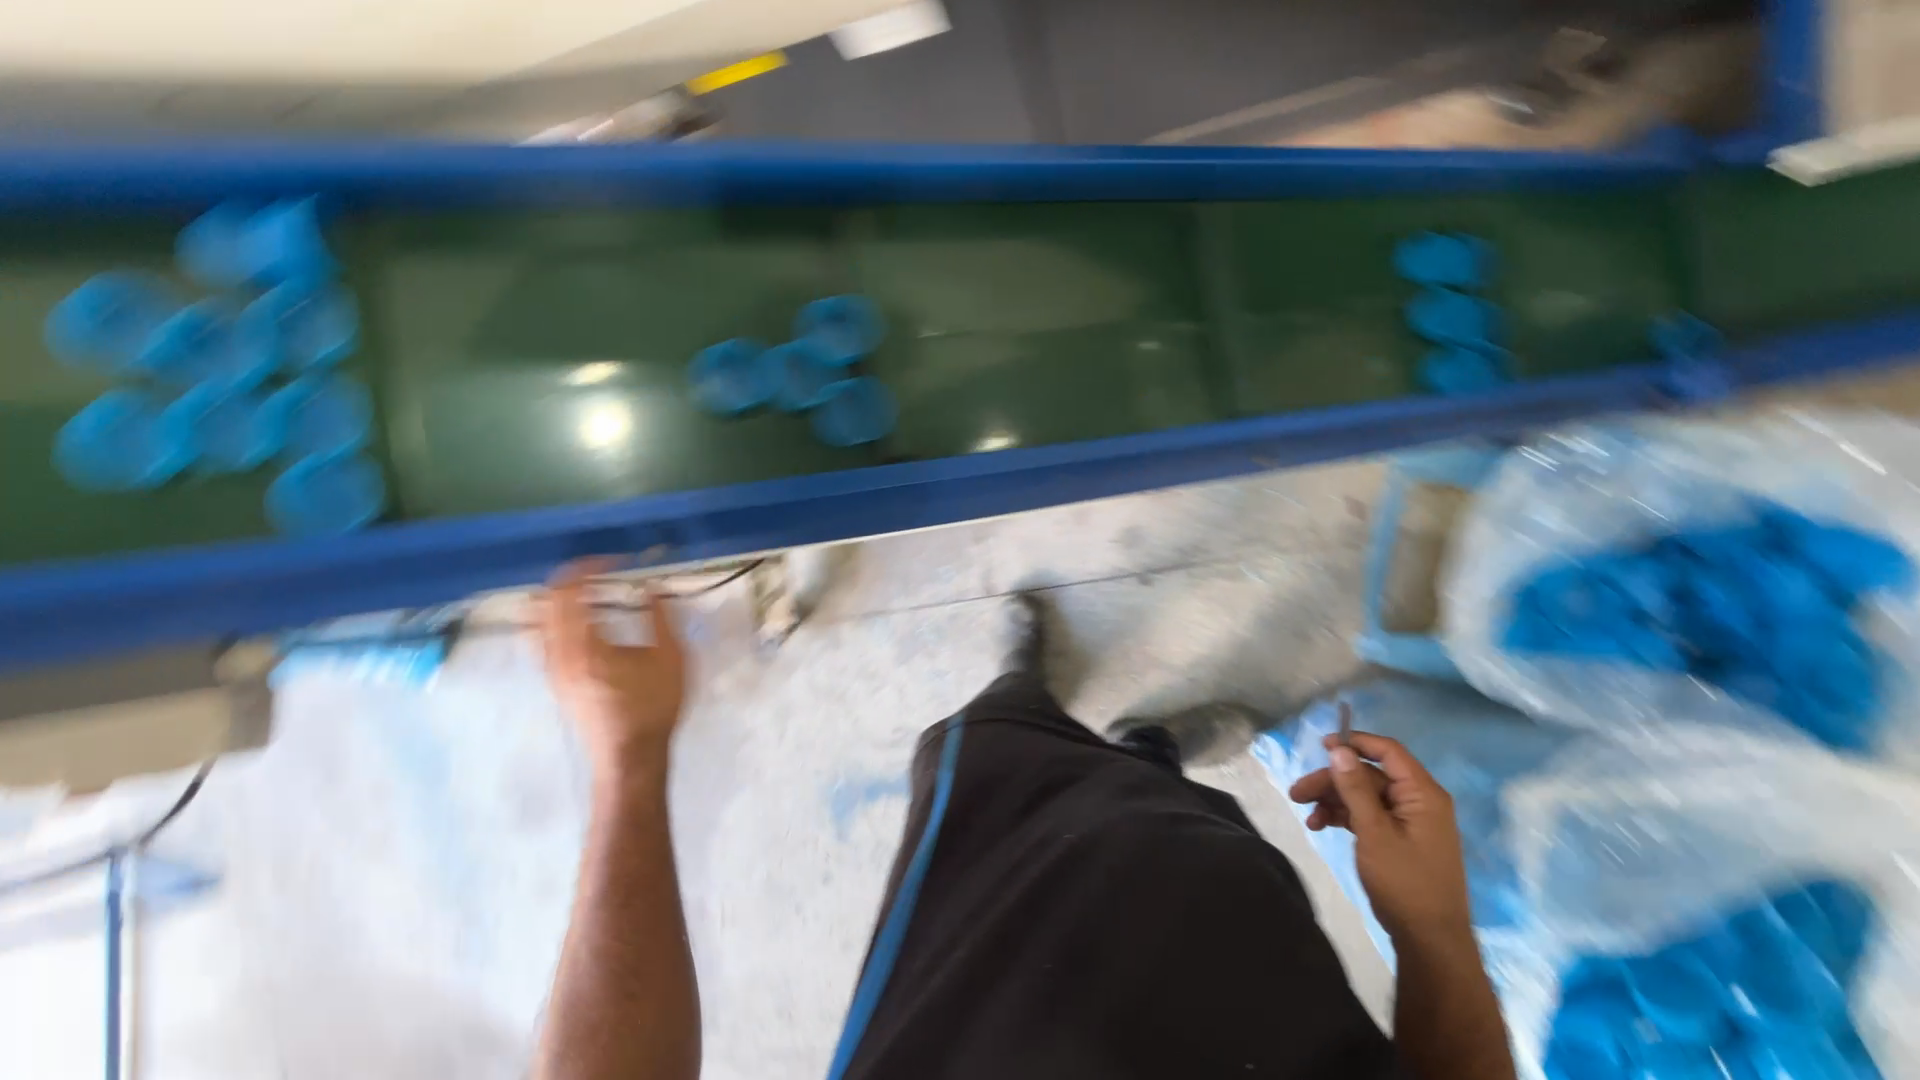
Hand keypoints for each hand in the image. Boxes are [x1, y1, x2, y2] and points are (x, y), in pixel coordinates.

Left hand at [536, 559, 687, 777]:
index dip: (592, 566)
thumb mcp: (671, 658)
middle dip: (572, 578)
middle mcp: (558, 653)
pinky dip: (556, 619)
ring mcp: (552, 669)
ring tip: (588, 593)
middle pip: (546, 599)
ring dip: (560, 598)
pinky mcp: (555, 681)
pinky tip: (582, 624)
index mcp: (585, 644)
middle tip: (600, 570)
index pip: (572, 589)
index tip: (617, 561)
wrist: (630, 757)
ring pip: (538, 619)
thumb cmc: (654, 708)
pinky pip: (542, 638)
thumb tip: (651, 587)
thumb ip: (661, 617)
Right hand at [1287, 721, 1472, 945]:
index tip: (1321, 745)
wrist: (1429, 938)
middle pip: (1369, 775)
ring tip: (1305, 814)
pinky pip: (1368, 815)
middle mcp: (1418, 801)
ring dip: (1333, 800)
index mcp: (1422, 793)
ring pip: (1364, 795)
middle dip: (1333, 780)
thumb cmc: (1404, 881)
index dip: (1355, 742)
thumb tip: (1339, 750)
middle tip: (1297, 792)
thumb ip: (1355, 788)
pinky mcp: (1399, 838)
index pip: (1388, 751)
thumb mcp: (1374, 832)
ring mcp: (1409, 821)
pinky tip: (1320, 826)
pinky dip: (1344, 817)